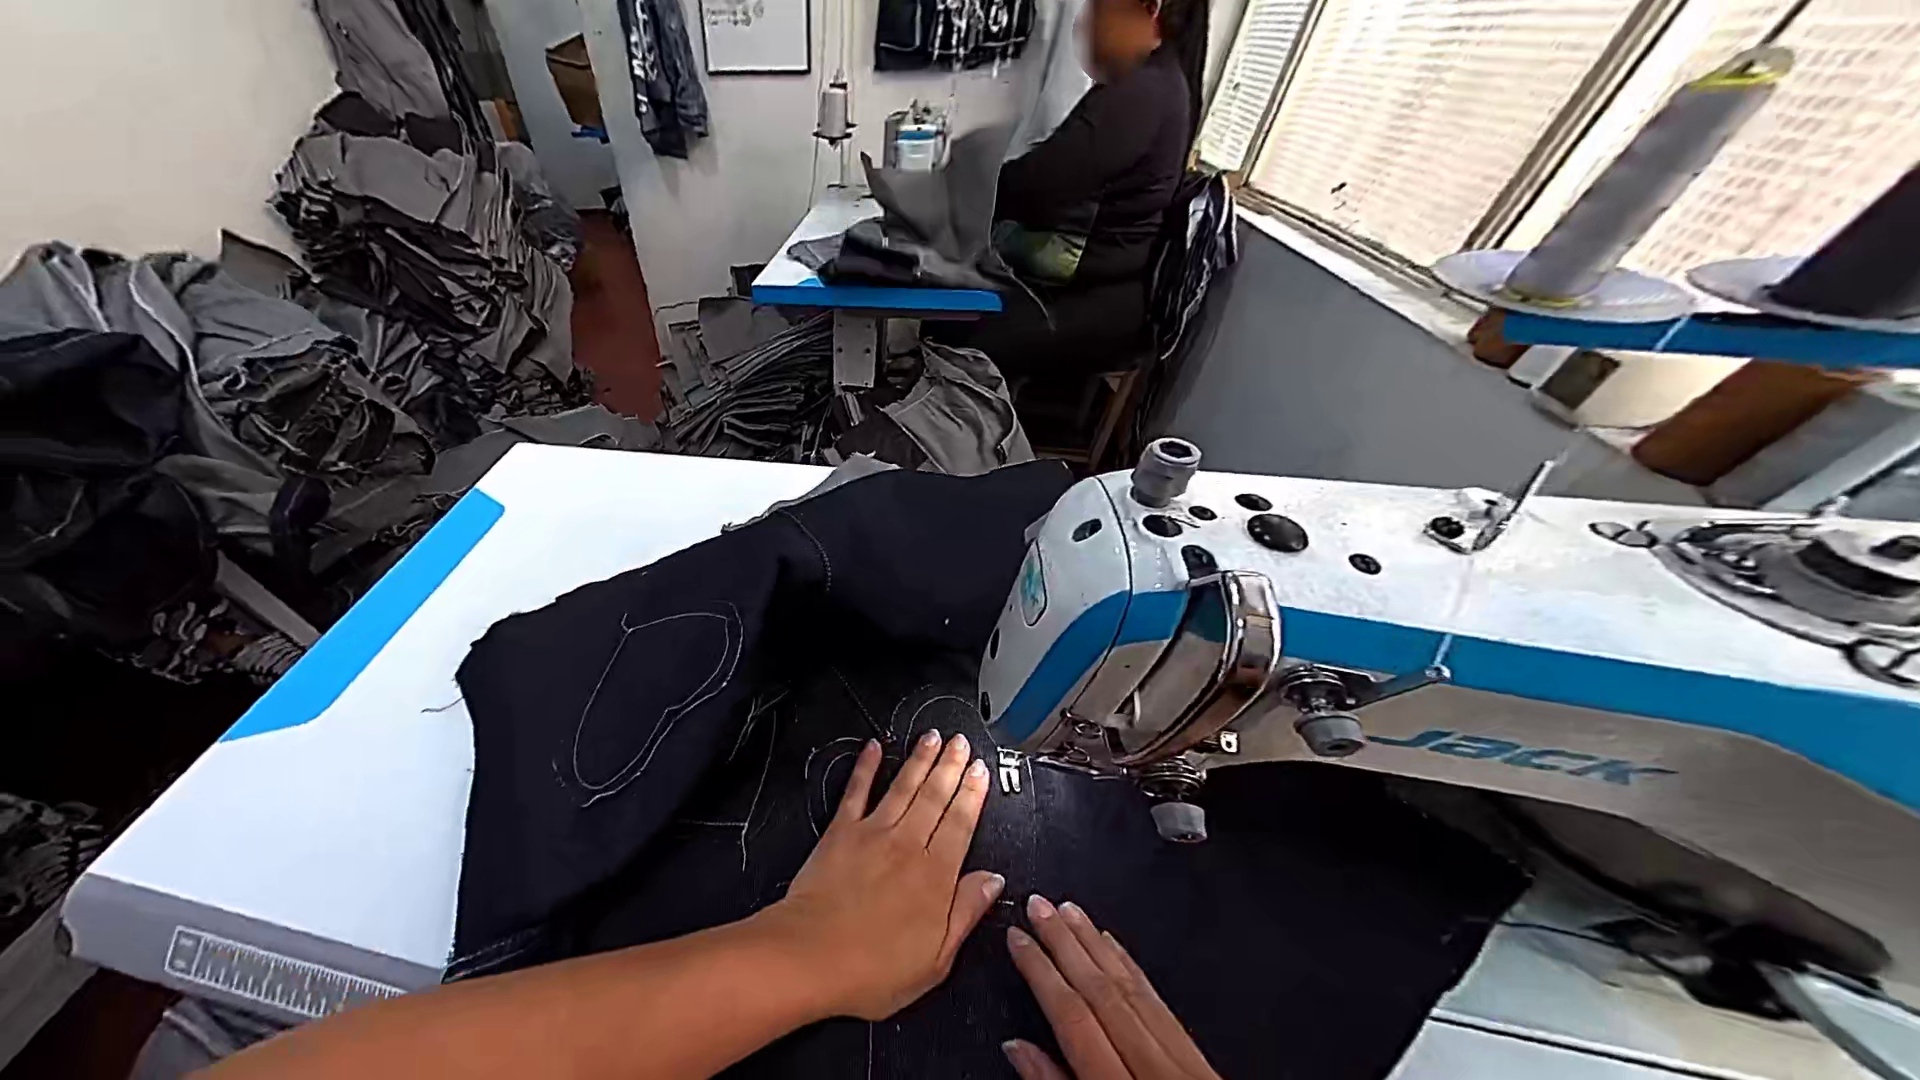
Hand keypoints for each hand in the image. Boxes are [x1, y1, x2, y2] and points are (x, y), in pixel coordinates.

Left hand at [763, 730, 1003, 1020]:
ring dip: (920, 758)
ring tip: (932, 737)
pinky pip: (857, 791)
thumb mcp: (934, 959)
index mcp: (933, 876)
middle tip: (961, 742)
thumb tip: (992, 882)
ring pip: (904, 786)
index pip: (961, 822)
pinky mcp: (841, 831)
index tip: (980, 772)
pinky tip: (874, 748)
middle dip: (951, 765)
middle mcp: (907, 845)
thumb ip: (966, 912)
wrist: (809, 958)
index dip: (973, 793)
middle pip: (936, 795)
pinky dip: (866, 767)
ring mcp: (873, 833)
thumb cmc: (869, 968)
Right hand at [1003, 897, 1221, 1079]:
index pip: (1073, 1019)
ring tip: (1067, 909)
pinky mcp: (1200, 1059)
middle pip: (1101, 993)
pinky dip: (1131, 966)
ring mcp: (1182, 1062)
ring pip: (1130, 987)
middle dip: (1064, 943)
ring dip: (1093, 942)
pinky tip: (1112, 943)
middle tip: (1038, 904)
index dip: (1040, 971)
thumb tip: (1015, 1049)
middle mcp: (1152, 1071)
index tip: (1017, 937)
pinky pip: (1158, 1001)